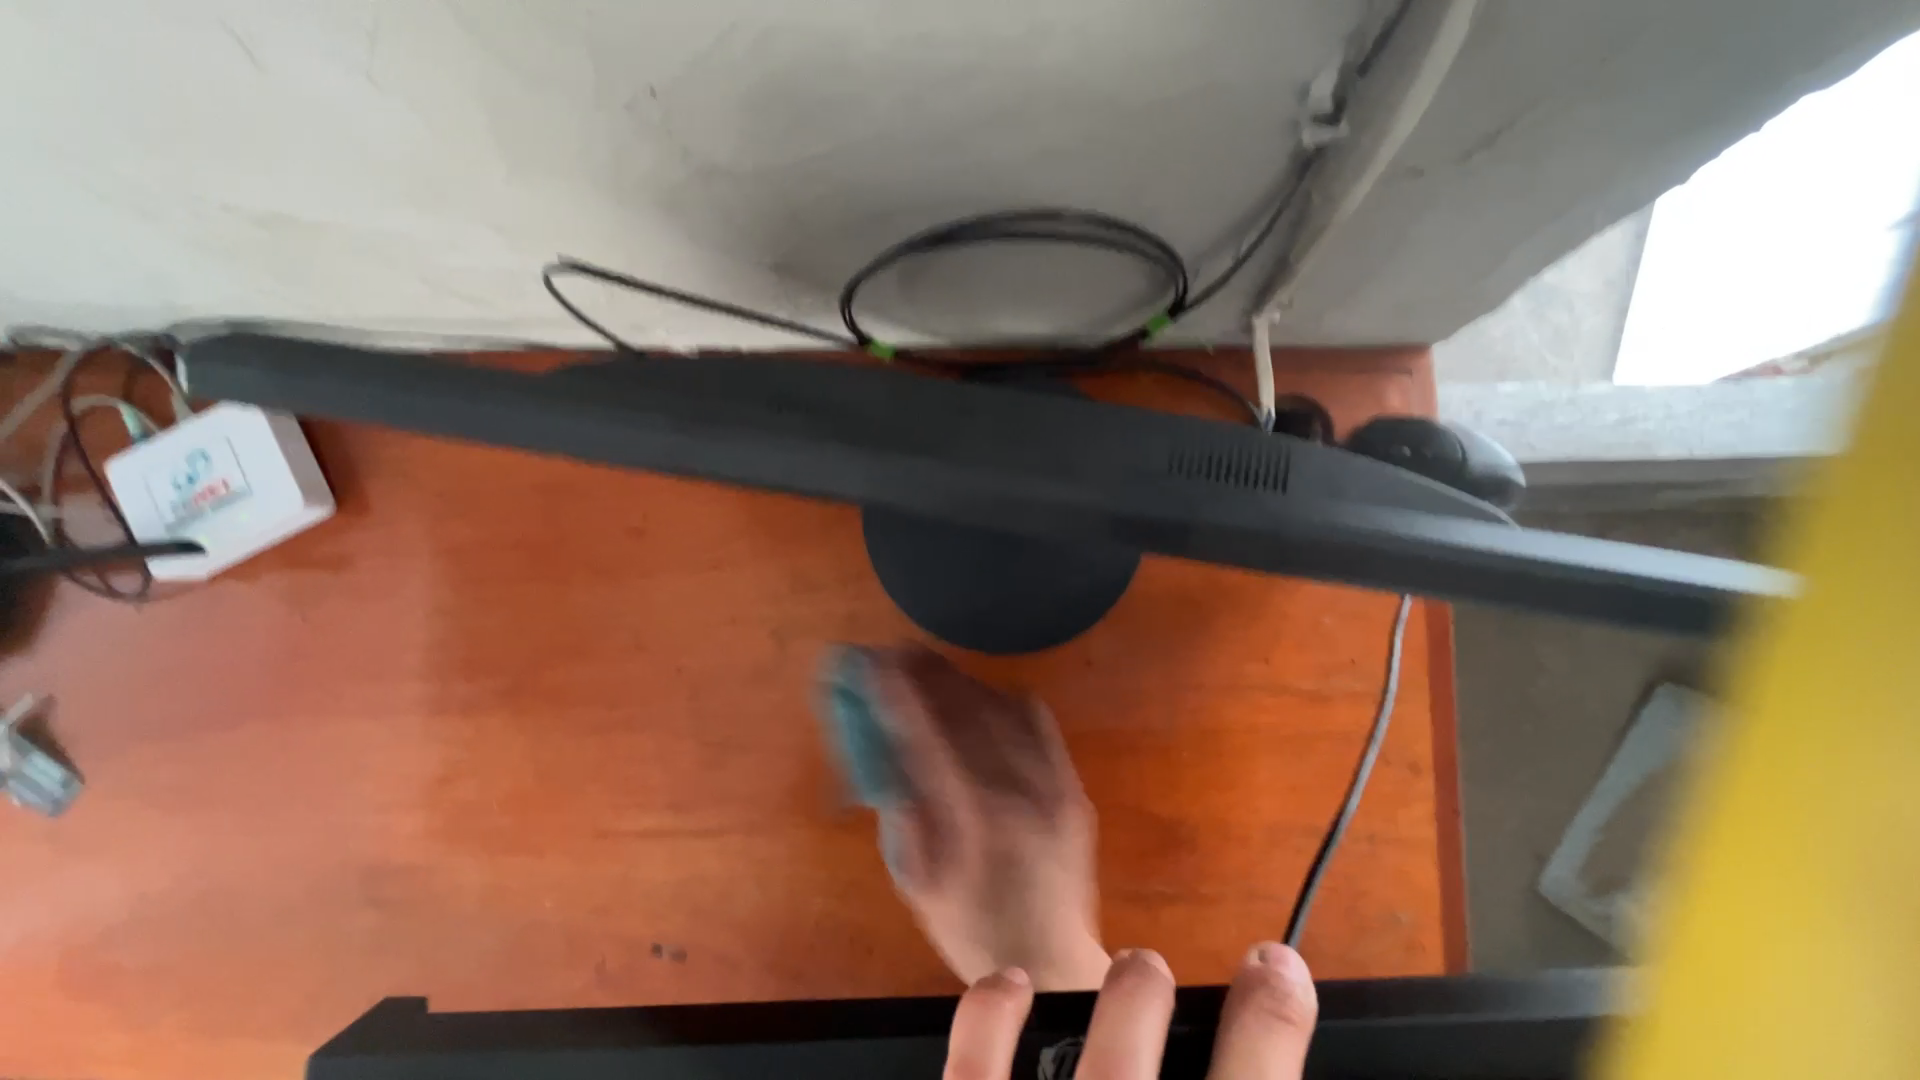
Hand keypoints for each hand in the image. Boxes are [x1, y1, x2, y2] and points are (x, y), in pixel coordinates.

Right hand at [861, 647, 1109, 990]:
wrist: (1053, 959)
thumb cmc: (972, 930)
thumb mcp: (920, 886)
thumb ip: (906, 820)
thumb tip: (890, 757)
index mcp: (972, 822)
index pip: (929, 740)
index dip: (899, 697)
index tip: (875, 665)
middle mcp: (1017, 793)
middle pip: (966, 713)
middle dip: (927, 675)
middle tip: (897, 651)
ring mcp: (1052, 786)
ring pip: (1002, 711)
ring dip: (961, 682)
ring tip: (930, 665)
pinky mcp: (1072, 786)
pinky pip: (1040, 725)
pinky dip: (1005, 701)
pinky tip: (984, 695)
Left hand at [948, 944, 1317, 1079]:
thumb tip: (1245, 1055)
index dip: (1273, 1019)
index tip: (1277, 966)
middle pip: (1139, 1041)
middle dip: (1145, 991)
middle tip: (1147, 970)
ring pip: (1074, 1053)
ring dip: (1097, 997)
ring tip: (1116, 973)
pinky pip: (970, 1063)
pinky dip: (987, 1014)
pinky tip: (1007, 986)